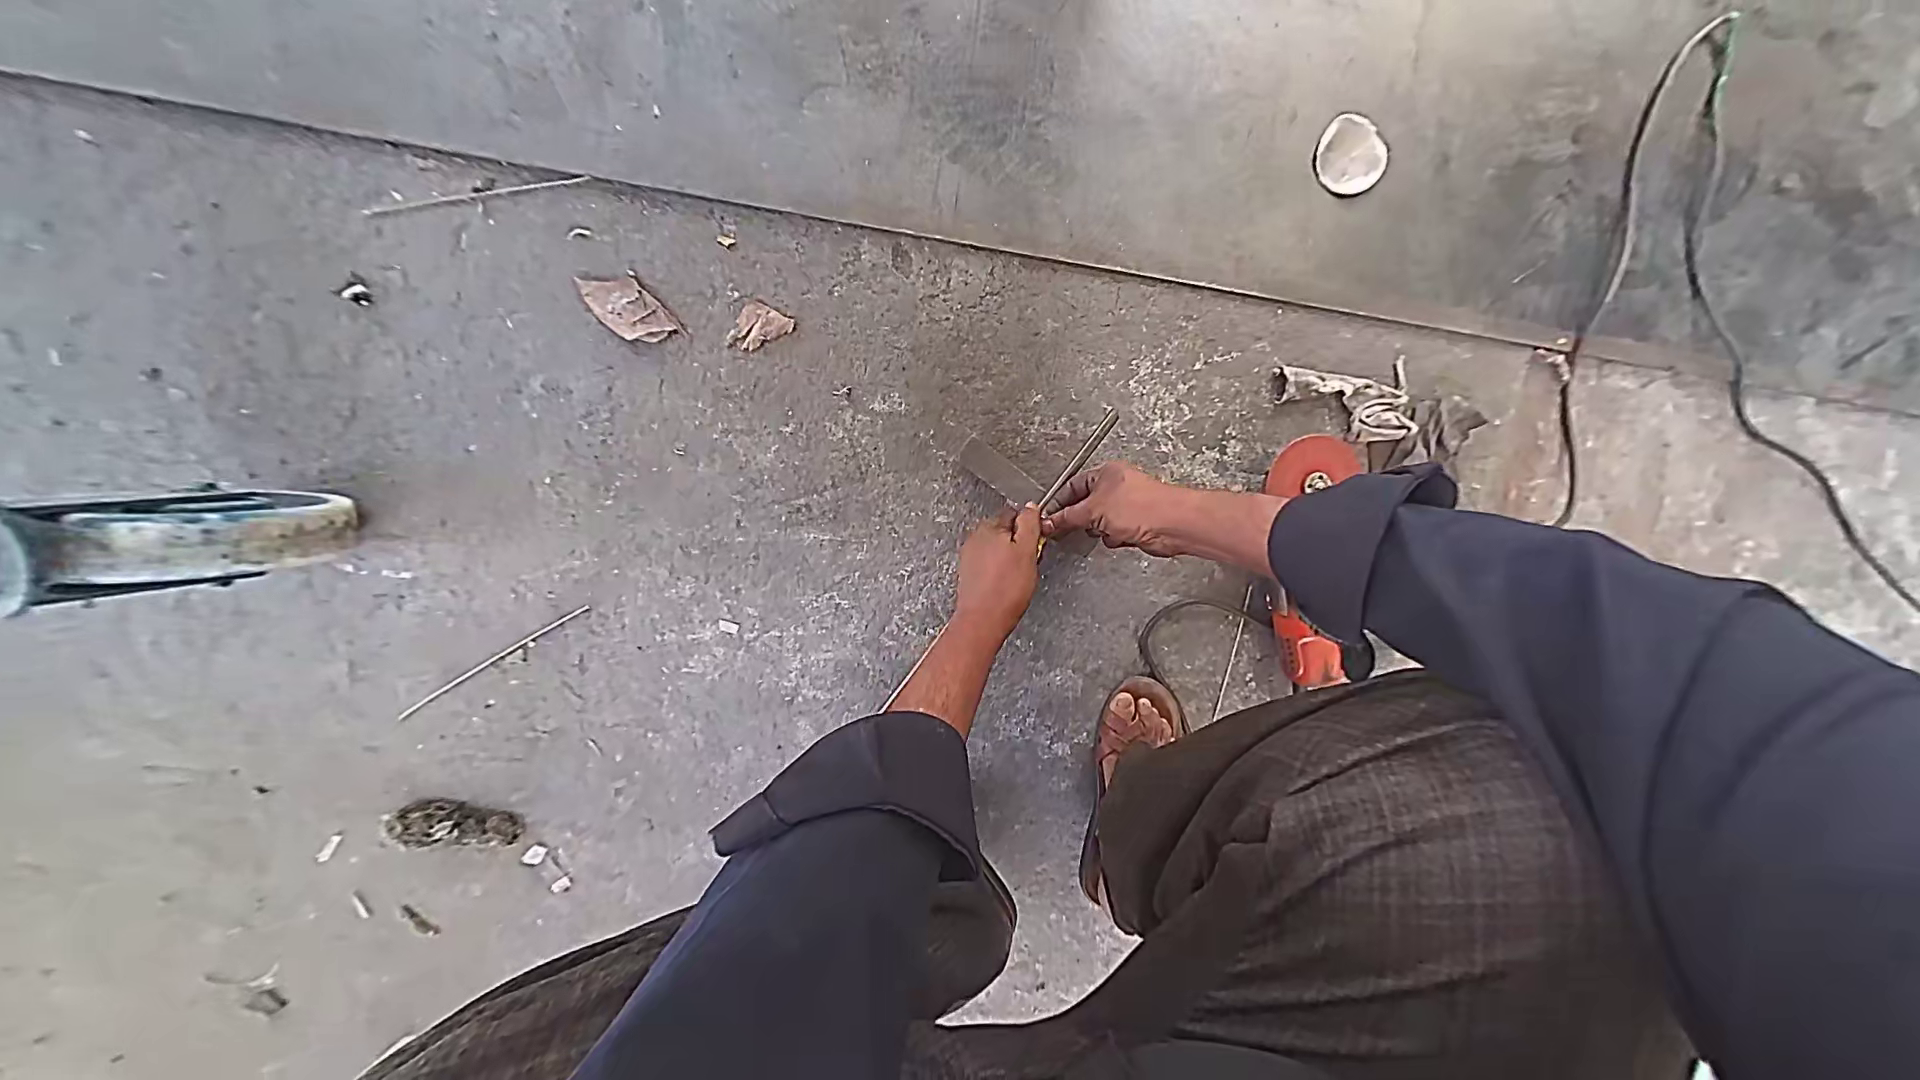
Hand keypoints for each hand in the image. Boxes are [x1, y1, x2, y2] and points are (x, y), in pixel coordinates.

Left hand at [953, 505, 1041, 640]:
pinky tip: (1007, 585)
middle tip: (1030, 562)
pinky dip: (1001, 572)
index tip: (1038, 543)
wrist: (983, 620)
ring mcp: (971, 557)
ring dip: (1011, 559)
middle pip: (1006, 532)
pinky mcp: (970, 574)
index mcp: (988, 527)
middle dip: (1020, 544)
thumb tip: (1031, 507)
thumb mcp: (1026, 550)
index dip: (1030, 528)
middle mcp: (975, 539)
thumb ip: (1029, 524)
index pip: (1015, 515)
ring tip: (1018, 577)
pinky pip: (991, 565)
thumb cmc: (1005, 589)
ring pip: (999, 550)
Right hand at [1040, 461, 1190, 555]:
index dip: (1059, 502)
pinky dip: (1114, 537)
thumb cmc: (1143, 506)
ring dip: (1100, 530)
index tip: (1048, 517)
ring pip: (1099, 522)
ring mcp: (1126, 506)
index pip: (1072, 486)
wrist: (1172, 524)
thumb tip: (1050, 521)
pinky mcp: (1134, 524)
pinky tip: (1122, 536)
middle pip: (1084, 505)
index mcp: (1105, 474)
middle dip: (1080, 519)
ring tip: (1108, 530)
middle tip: (1069, 527)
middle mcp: (1116, 487)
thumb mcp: (1093, 510)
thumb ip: (1067, 517)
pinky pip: (1113, 533)